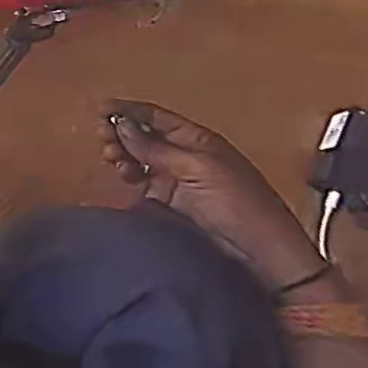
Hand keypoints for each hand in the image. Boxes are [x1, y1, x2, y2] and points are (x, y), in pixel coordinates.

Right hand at [100, 99, 323, 291]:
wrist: (265, 259)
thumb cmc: (240, 206)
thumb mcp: (198, 170)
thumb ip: (156, 148)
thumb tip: (122, 124)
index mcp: (196, 139)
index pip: (156, 116)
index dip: (129, 110)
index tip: (102, 108)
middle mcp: (184, 155)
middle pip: (144, 136)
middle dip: (121, 132)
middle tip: (103, 137)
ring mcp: (178, 180)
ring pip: (140, 158)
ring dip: (122, 153)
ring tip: (110, 157)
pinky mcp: (173, 204)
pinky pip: (143, 182)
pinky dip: (129, 176)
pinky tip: (121, 175)